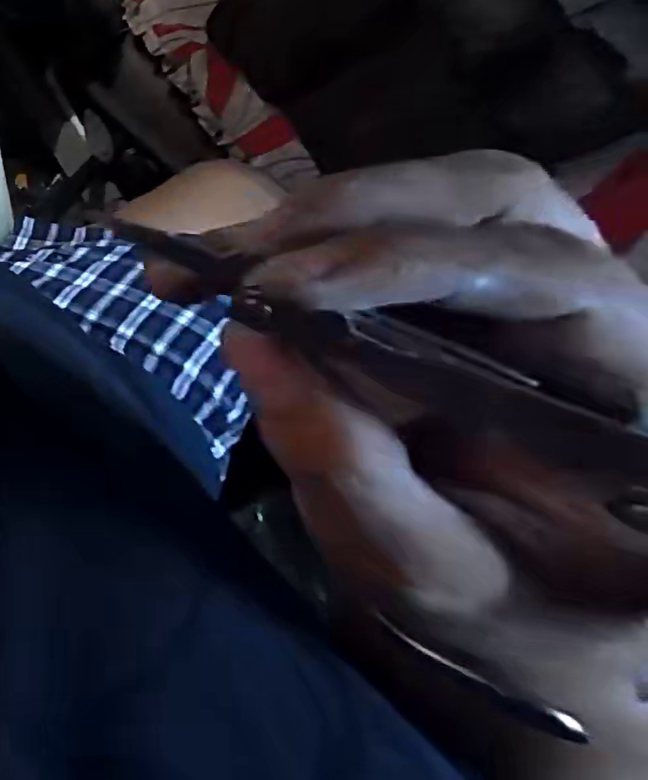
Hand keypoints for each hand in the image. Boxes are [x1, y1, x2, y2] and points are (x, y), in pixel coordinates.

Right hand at [189, 151, 647, 759]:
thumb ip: (345, 465)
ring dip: (292, 222)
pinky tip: (204, 270)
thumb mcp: (420, 566)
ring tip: (193, 266)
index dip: (400, 264)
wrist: (508, 593)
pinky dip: (269, 242)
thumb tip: (247, 341)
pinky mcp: (434, 289)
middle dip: (338, 217)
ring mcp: (513, 293)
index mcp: (647, 396)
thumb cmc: (495, 601)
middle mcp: (600, 319)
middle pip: (487, 198)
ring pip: (417, 196)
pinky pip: (358, 229)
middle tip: (223, 264)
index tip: (267, 292)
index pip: (550, 278)